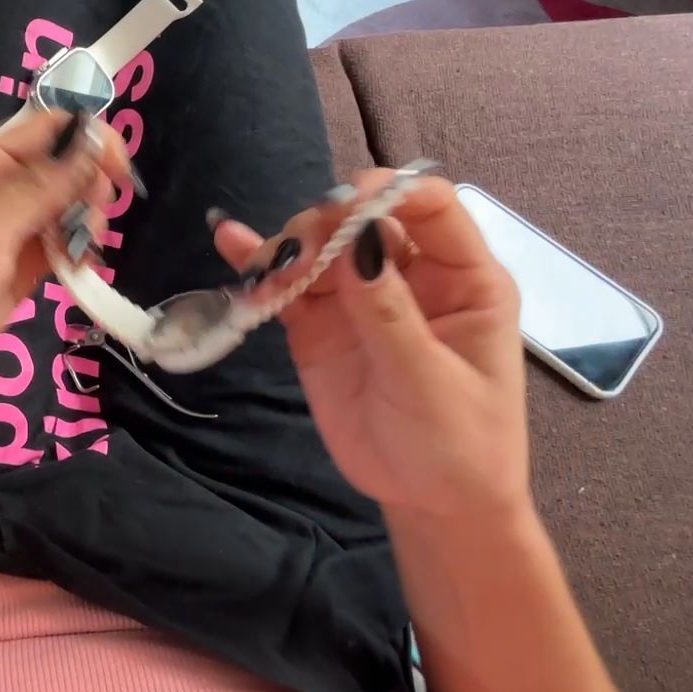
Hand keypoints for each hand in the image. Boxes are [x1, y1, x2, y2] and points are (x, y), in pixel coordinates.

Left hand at [0, 111, 128, 407]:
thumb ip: (42, 187)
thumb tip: (93, 142)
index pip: (47, 126)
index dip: (87, 136)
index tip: (117, 166)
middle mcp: (2, 186)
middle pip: (67, 164)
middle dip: (91, 183)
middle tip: (95, 217)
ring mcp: (16, 226)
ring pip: (72, 204)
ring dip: (88, 220)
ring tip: (83, 249)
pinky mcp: (27, 263)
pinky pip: (66, 242)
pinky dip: (80, 250)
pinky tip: (81, 267)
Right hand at [213, 171, 530, 521]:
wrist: (425, 499)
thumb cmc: (457, 443)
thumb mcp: (428, 380)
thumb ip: (388, 311)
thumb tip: (354, 240)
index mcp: (462, 280)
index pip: (431, 206)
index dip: (388, 192)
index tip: (341, 205)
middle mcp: (407, 275)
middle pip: (361, 218)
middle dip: (325, 224)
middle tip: (297, 258)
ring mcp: (357, 297)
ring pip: (317, 244)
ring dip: (287, 248)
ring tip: (268, 280)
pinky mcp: (317, 321)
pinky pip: (286, 283)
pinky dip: (258, 265)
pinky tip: (230, 242)